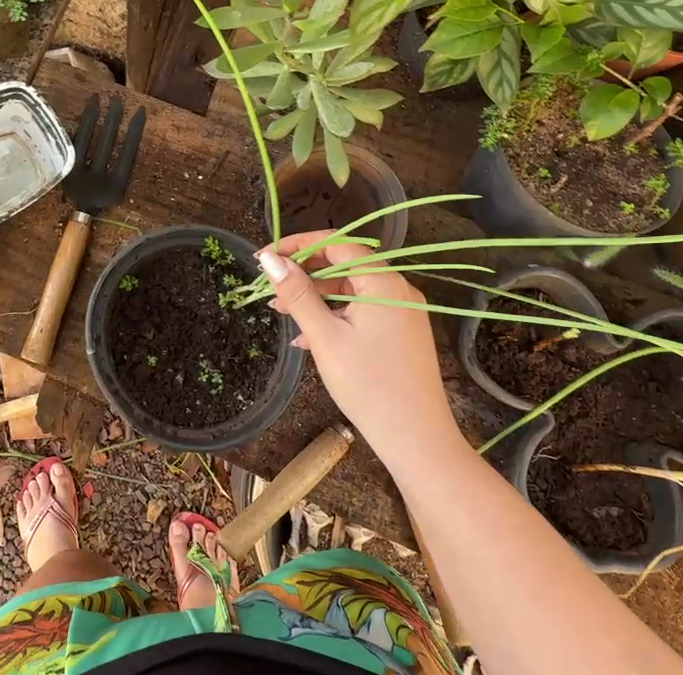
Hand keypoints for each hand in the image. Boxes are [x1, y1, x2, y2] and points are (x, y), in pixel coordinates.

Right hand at [258, 231, 460, 465]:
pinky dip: (334, 314)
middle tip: (270, 286)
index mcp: (383, 283)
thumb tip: (270, 259)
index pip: (337, 243)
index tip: (266, 257)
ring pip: (351, 289)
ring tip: (281, 311)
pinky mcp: (401, 333)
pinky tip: (307, 336)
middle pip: (344, 264)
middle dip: (304, 272)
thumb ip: (297, 294)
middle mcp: (398, 290)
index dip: (298, 244)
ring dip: (316, 296)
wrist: (416, 438)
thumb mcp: (324, 337)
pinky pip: (362, 310)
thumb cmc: (368, 385)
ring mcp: (402, 312)